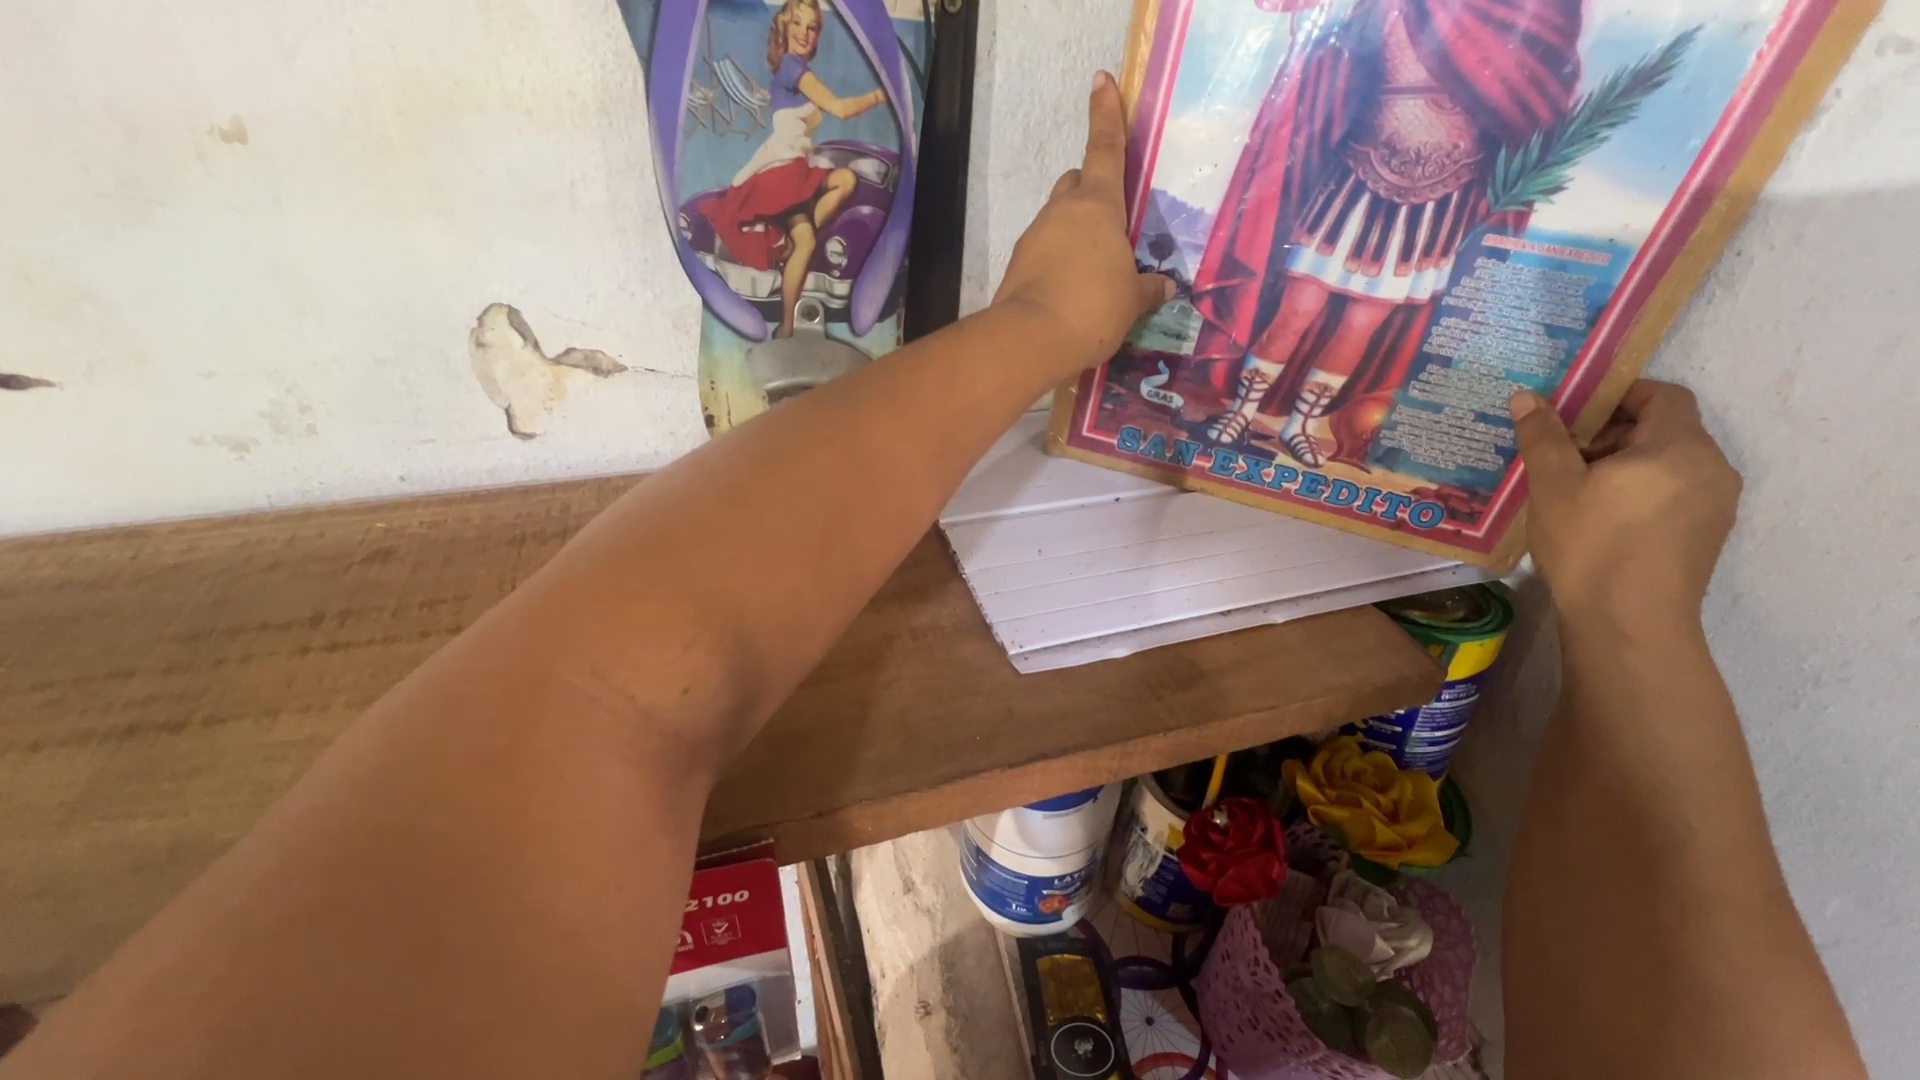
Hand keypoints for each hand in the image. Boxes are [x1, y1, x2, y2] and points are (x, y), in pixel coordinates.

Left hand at [992, 71, 1172, 379]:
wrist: (1031, 340)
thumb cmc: (1093, 308)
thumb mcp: (1131, 301)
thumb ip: (1148, 288)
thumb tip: (1163, 286)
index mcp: (1098, 204)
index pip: (1105, 148)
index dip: (1105, 114)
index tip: (1101, 80)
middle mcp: (1062, 211)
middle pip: (1076, 183)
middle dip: (1092, 192)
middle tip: (1112, 223)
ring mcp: (1035, 236)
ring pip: (1058, 219)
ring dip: (1075, 234)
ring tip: (1095, 273)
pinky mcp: (1017, 265)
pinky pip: (1044, 252)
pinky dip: (1058, 262)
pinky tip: (1072, 293)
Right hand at [1510, 380, 1741, 623]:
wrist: (1629, 622)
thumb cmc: (1591, 545)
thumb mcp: (1554, 486)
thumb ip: (1543, 436)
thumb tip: (1526, 395)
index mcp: (1680, 447)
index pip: (1661, 396)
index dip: (1617, 395)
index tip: (1571, 412)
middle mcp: (1711, 468)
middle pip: (1664, 429)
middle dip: (1610, 434)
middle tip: (1559, 455)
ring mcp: (1715, 504)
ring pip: (1667, 464)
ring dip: (1622, 465)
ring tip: (1573, 489)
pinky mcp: (1705, 534)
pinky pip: (1673, 493)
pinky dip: (1638, 491)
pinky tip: (1598, 517)